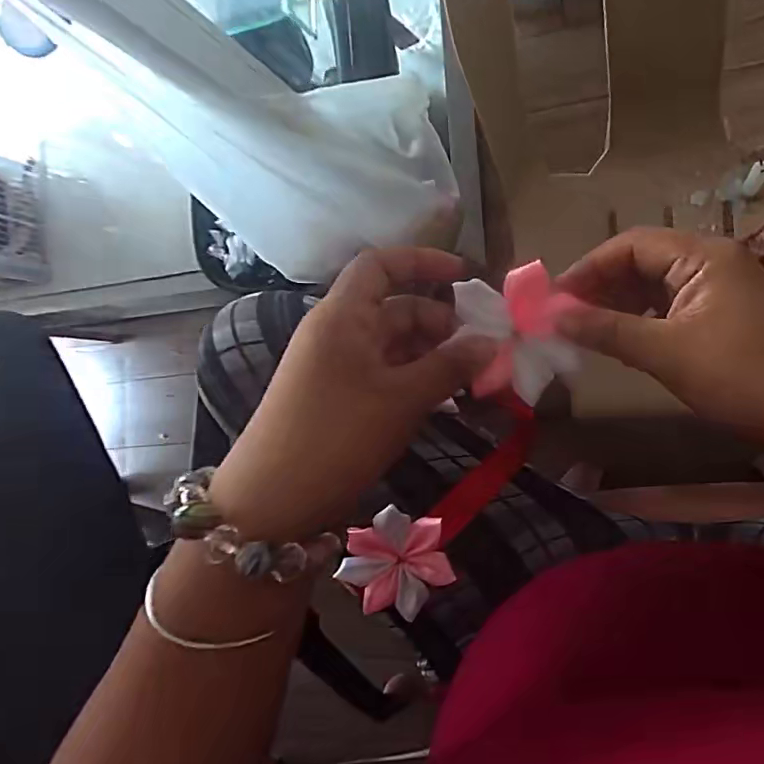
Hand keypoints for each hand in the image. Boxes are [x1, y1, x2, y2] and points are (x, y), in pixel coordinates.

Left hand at [209, 248, 492, 540]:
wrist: (272, 502)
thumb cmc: (338, 437)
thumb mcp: (403, 399)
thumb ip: (450, 365)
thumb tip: (492, 341)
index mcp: (344, 315)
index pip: (381, 265)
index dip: (423, 261)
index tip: (465, 276)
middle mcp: (337, 331)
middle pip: (396, 308)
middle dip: (442, 323)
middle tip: (484, 350)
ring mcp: (335, 365)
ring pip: (393, 344)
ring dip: (433, 355)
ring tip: (472, 379)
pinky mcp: (337, 396)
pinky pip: (384, 372)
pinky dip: (414, 379)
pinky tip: (444, 400)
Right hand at [555, 227, 763, 445]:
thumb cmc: (740, 375)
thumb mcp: (666, 352)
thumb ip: (607, 330)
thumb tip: (555, 317)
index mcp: (702, 254)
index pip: (630, 245)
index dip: (588, 268)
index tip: (555, 299)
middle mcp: (713, 260)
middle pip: (643, 261)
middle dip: (602, 286)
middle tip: (564, 316)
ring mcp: (722, 288)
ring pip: (657, 285)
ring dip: (620, 304)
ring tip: (585, 328)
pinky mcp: (726, 314)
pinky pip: (673, 306)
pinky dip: (644, 319)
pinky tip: (622, 339)